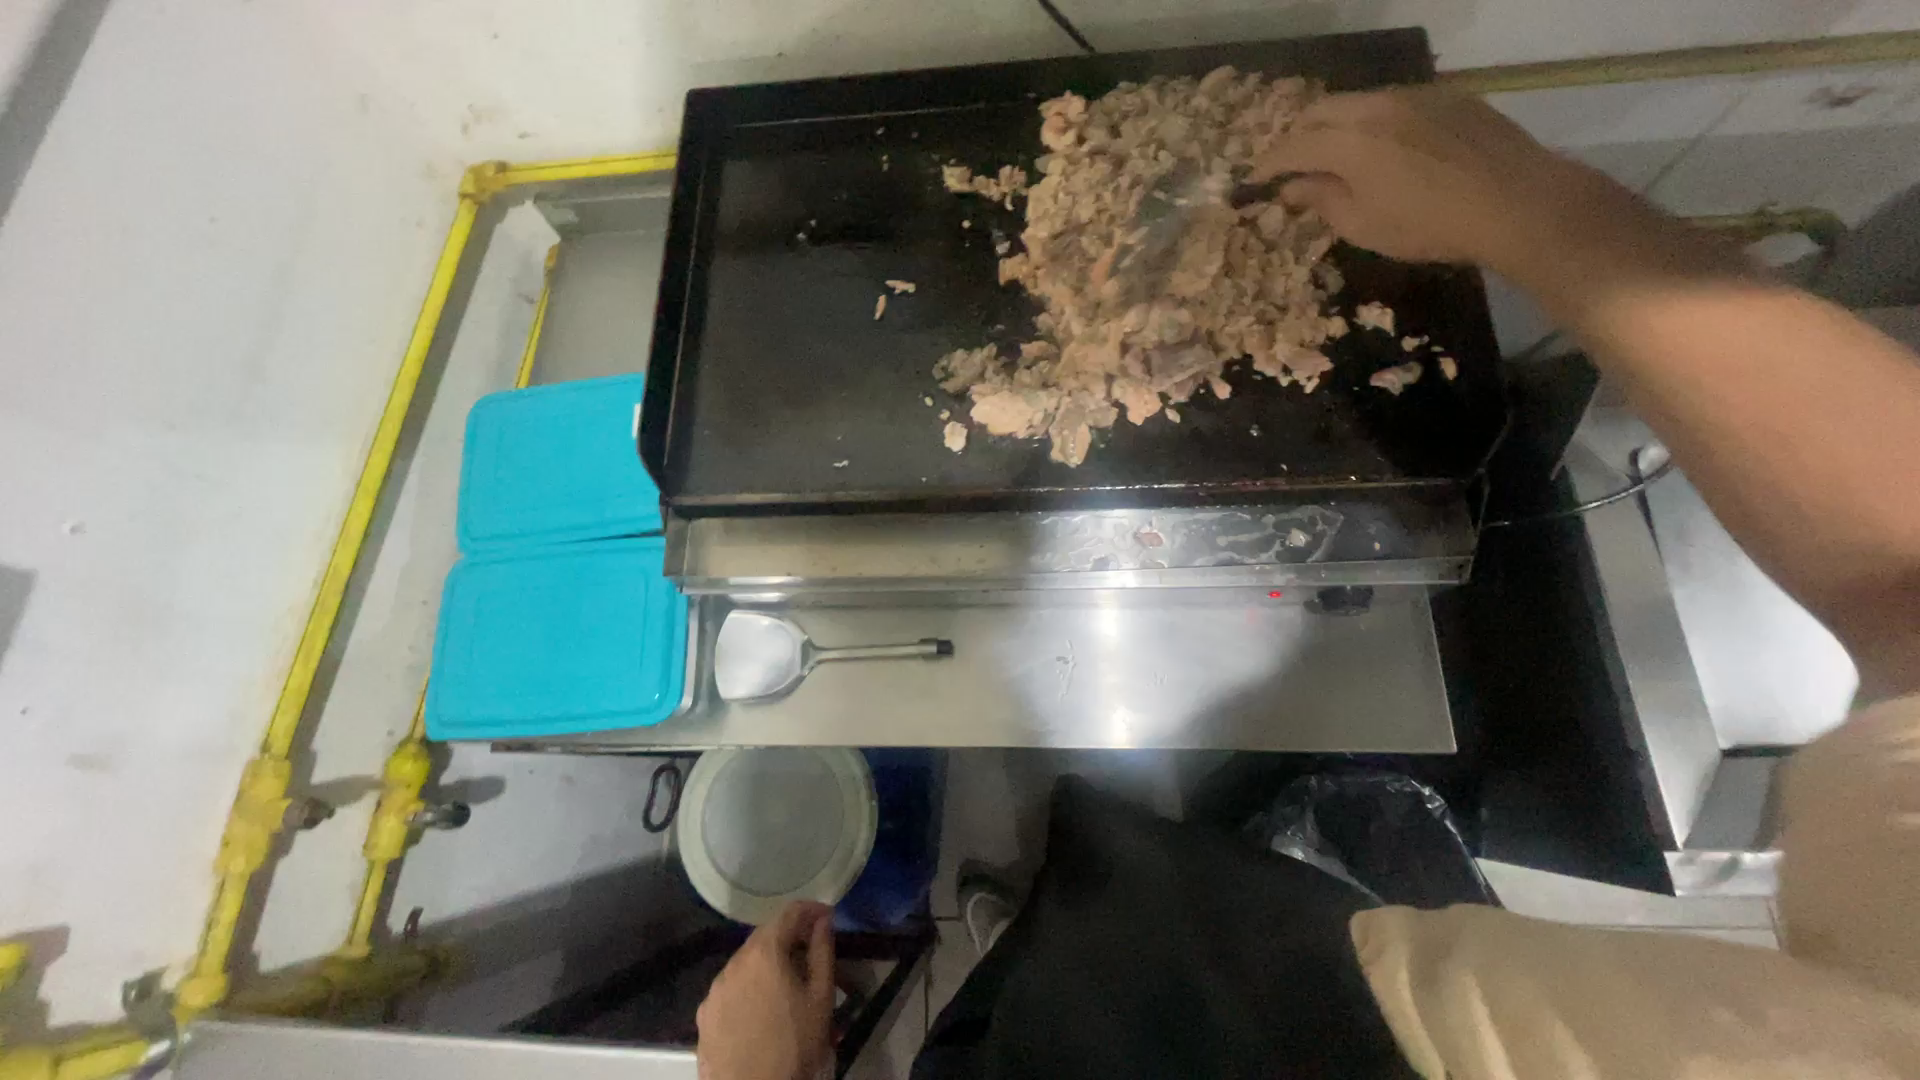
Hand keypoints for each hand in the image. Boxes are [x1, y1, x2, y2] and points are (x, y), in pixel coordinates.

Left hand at [697, 901, 836, 1079]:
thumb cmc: (795, 1046)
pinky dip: (748, 986)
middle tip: (811, 951)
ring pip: (746, 962)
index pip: (790, 913)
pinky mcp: (703, 1016)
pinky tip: (761, 1008)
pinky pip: (730, 988)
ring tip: (787, 984)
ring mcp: (714, 990)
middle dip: (790, 936)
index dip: (811, 910)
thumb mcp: (821, 997)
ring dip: (768, 962)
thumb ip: (822, 950)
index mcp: (764, 952)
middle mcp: (734, 963)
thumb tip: (823, 920)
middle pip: (765, 935)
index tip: (827, 918)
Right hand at [1250, 88, 1634, 273]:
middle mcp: (1377, 106)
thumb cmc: (1428, 225)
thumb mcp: (1362, 225)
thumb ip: (1321, 200)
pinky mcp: (1447, 97)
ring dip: (1335, 126)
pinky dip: (1371, 123)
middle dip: (1296, 136)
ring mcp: (1415, 96)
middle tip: (1289, 165)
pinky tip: (1381, 150)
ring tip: (1333, 157)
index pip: (1292, 146)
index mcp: (1350, 141)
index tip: (1253, 182)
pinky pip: (1393, 103)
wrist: (1515, 202)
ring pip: (1357, 102)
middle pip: (1320, 110)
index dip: (1268, 165)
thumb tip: (1293, 188)